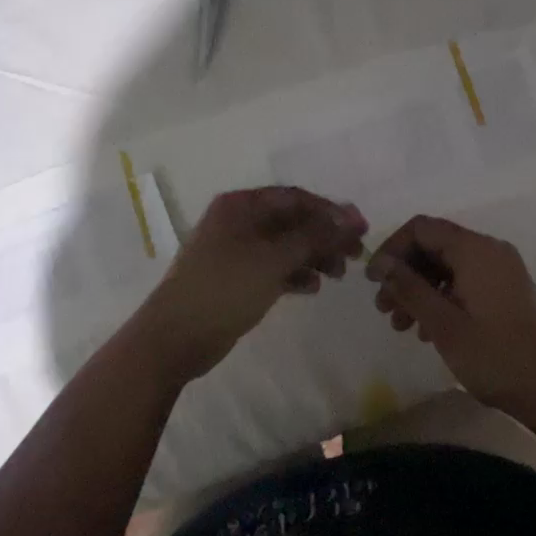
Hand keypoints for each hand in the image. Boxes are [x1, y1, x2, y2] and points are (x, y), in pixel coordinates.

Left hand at [129, 186, 366, 384]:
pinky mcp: (235, 279)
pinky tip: (312, 289)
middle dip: (324, 236)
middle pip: (291, 221)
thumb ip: (313, 236)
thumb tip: (350, 216)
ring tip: (338, 275)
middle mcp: (237, 222)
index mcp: (240, 206)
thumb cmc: (223, 289)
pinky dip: (294, 274)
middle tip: (356, 255)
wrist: (174, 338)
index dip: (330, 211)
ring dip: (313, 256)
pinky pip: (273, 268)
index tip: (362, 228)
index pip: (295, 198)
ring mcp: (234, 251)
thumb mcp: (273, 259)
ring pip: (284, 246)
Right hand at [367, 215, 535, 411]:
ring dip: (420, 289)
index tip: (372, 281)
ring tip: (401, 325)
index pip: (422, 228)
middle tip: (384, 308)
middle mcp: (490, 250)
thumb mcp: (443, 324)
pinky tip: (428, 330)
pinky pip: (466, 280)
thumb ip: (410, 288)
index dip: (392, 249)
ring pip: (448, 266)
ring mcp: (502, 270)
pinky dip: (442, 297)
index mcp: (476, 250)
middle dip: (404, 273)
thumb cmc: (495, 356)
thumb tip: (382, 264)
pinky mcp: (507, 291)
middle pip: (435, 246)